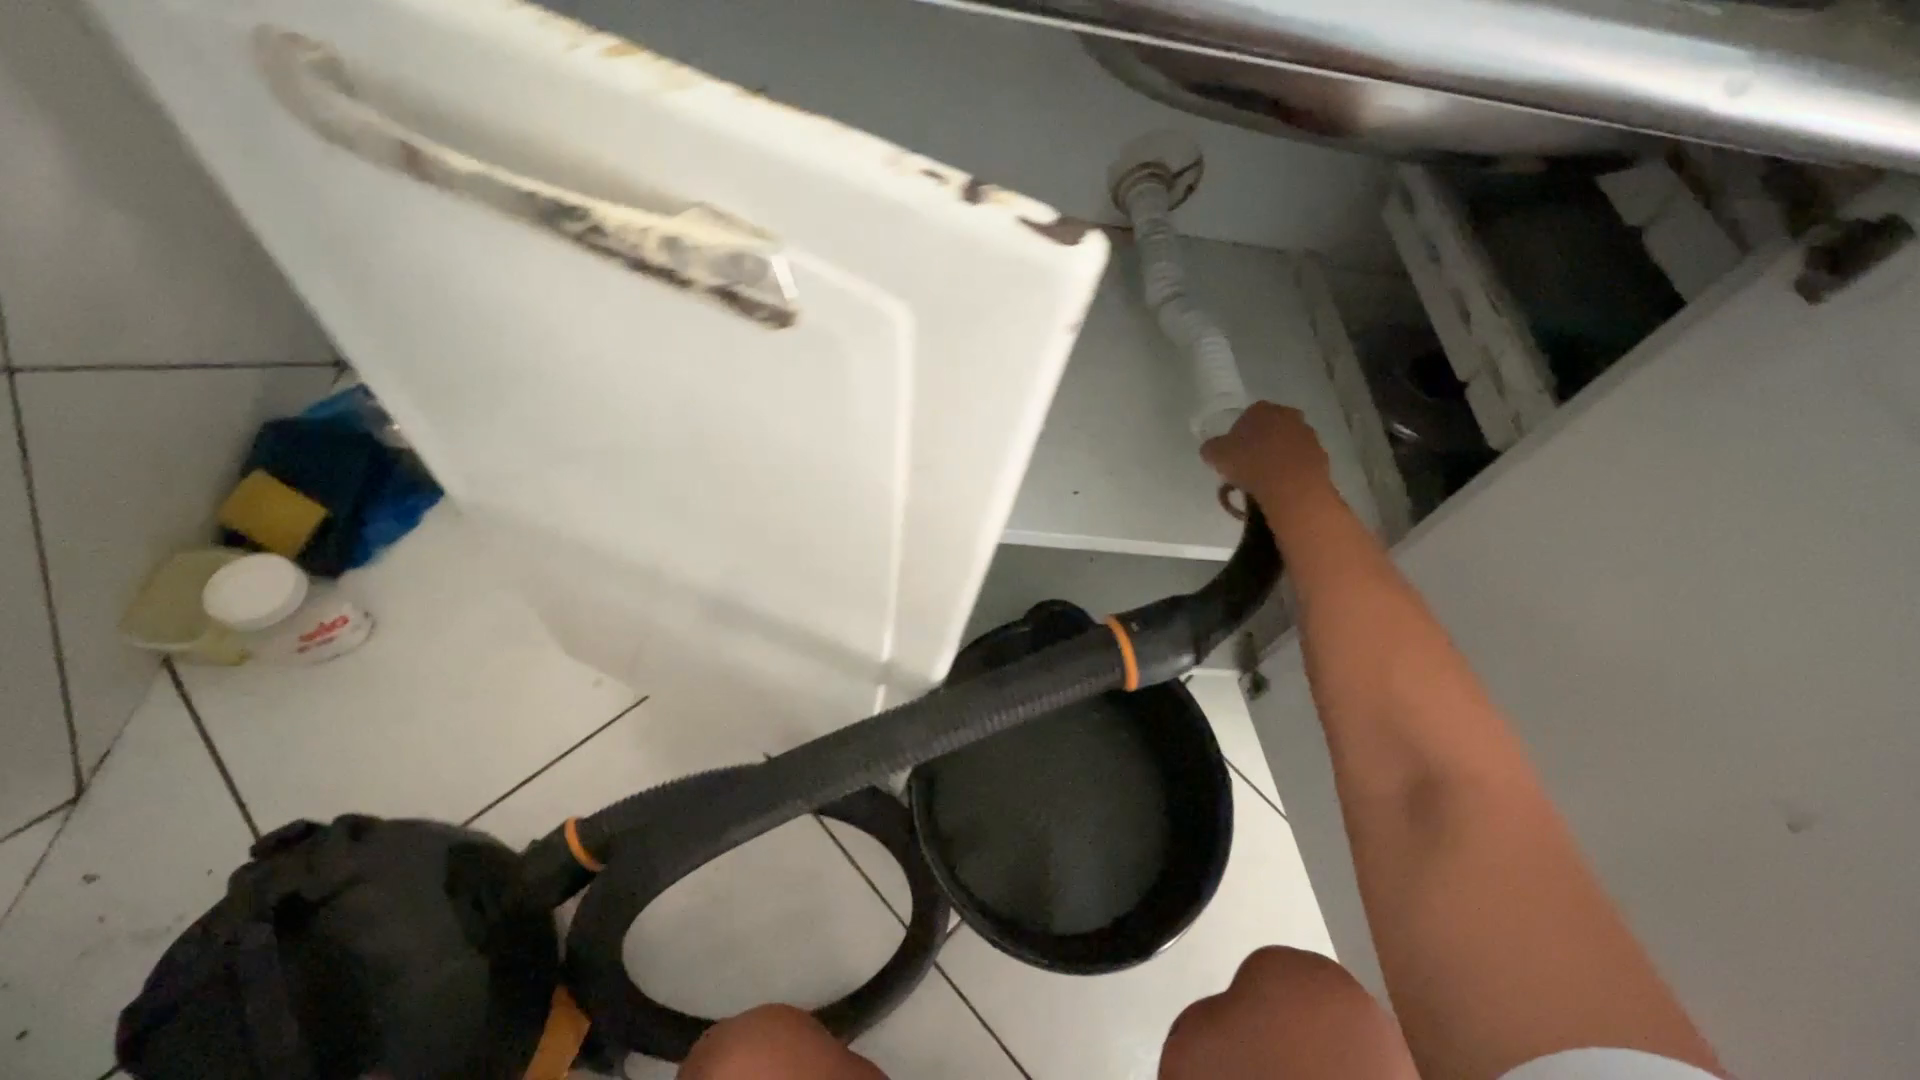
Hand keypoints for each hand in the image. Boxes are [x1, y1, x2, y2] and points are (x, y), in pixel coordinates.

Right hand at [1201, 402, 1331, 506]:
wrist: (1291, 486)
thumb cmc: (1250, 463)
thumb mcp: (1216, 455)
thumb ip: (1212, 448)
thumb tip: (1211, 449)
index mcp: (1261, 409)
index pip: (1247, 416)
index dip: (1239, 434)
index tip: (1234, 453)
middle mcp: (1288, 415)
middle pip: (1271, 428)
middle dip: (1262, 442)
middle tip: (1250, 465)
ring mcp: (1308, 435)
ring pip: (1288, 444)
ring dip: (1279, 456)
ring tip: (1266, 479)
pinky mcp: (1321, 455)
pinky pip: (1301, 461)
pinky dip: (1293, 470)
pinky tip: (1283, 486)